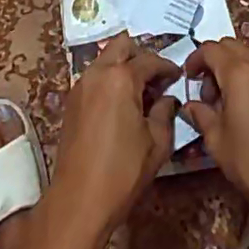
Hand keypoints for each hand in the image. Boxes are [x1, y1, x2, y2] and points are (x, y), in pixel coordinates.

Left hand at [46, 34, 180, 233]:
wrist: (79, 201)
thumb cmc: (123, 170)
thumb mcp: (157, 141)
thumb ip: (165, 112)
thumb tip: (167, 99)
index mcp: (121, 78)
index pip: (150, 60)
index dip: (168, 67)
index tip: (178, 76)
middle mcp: (97, 74)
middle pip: (121, 46)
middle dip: (141, 56)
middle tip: (156, 79)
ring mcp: (80, 87)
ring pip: (105, 60)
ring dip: (123, 68)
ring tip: (140, 94)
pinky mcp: (71, 103)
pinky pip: (94, 78)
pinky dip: (109, 81)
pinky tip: (121, 106)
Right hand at [183, 40, 248, 225]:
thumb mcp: (218, 142)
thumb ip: (202, 116)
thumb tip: (192, 106)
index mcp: (239, 73)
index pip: (211, 49)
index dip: (195, 59)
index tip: (188, 78)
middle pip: (232, 47)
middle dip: (215, 62)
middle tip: (207, 94)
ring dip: (235, 71)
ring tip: (229, 106)